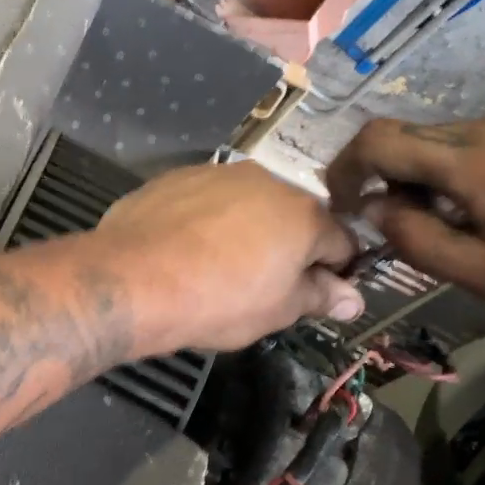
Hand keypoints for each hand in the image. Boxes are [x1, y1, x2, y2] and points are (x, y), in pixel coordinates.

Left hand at [99, 161, 363, 352]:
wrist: (133, 278)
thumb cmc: (217, 300)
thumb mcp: (278, 310)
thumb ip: (318, 297)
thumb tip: (351, 299)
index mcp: (302, 212)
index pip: (341, 242)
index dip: (335, 273)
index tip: (316, 297)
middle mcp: (265, 180)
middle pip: (291, 216)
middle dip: (287, 247)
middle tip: (263, 284)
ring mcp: (216, 173)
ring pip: (247, 204)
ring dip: (245, 229)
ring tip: (219, 266)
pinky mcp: (174, 177)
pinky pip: (205, 200)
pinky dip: (205, 219)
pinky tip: (186, 247)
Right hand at [324, 108, 484, 346]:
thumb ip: (422, 241)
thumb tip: (372, 208)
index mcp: (481, 163)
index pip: (379, 139)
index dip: (345, 167)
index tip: (343, 205)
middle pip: (420, 138)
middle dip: (399, 181)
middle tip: (422, 234)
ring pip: (465, 140)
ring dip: (446, 178)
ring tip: (484, 231)